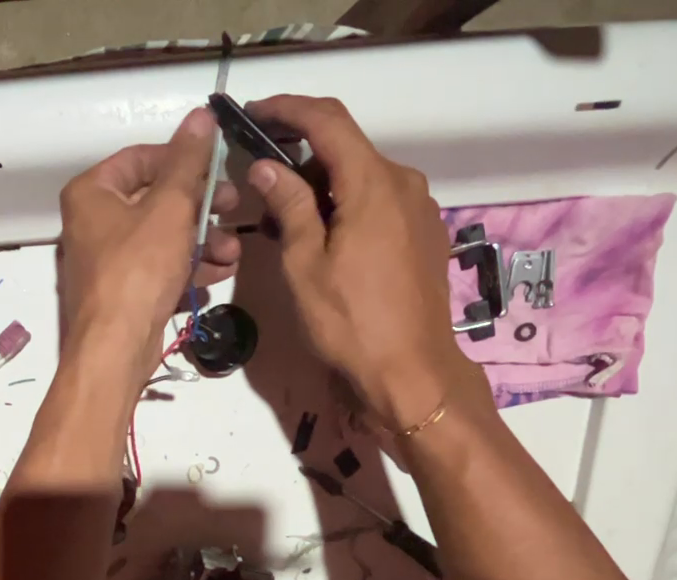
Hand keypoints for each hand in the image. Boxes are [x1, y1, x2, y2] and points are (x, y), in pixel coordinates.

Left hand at [58, 108, 239, 386]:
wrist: (116, 347)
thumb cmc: (138, 269)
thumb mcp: (170, 207)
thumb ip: (187, 161)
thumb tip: (200, 116)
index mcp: (91, 193)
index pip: (141, 157)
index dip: (182, 158)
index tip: (216, 167)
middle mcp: (93, 222)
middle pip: (155, 199)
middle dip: (200, 207)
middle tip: (233, 207)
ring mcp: (108, 260)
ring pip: (163, 237)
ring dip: (202, 241)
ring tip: (233, 252)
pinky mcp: (124, 292)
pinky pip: (160, 267)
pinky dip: (188, 267)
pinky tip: (219, 271)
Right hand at [245, 95, 487, 431]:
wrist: (411, 372)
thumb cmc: (351, 323)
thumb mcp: (305, 266)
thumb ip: (289, 208)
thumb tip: (268, 167)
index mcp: (373, 184)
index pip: (328, 121)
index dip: (288, 109)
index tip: (253, 114)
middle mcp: (404, 183)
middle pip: (347, 148)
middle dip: (300, 154)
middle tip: (259, 178)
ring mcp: (419, 209)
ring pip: (362, 177)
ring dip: (322, 185)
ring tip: (284, 218)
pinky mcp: (424, 235)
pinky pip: (379, 202)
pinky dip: (346, 206)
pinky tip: (323, 238)